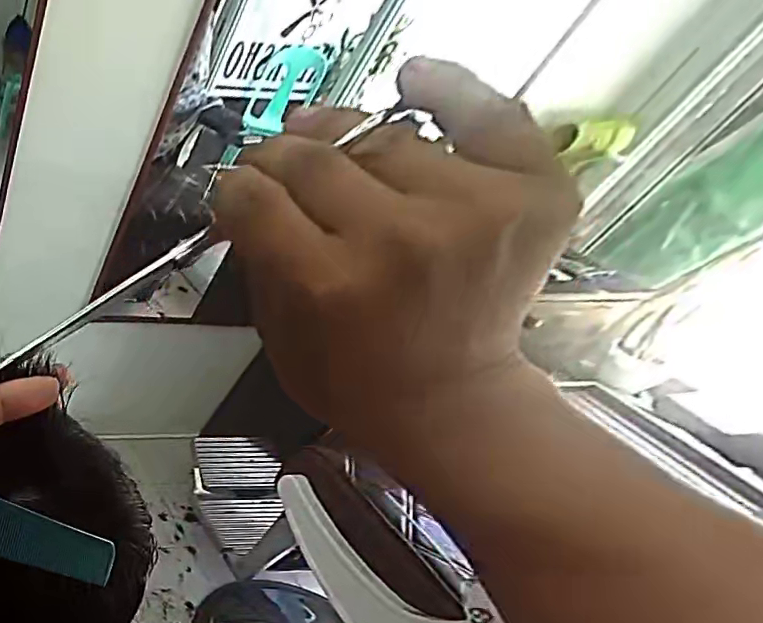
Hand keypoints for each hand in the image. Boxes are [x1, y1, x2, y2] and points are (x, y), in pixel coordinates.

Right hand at [212, 58, 580, 453]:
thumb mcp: (282, 341)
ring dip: (340, 129)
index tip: (231, 185)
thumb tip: (247, 205)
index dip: (234, 187)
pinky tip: (411, 80)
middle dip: (276, 155)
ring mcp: (473, 209)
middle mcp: (399, 239)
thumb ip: (262, 269)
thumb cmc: (356, 384)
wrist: (448, 401)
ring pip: (385, 135)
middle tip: (267, 156)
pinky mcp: (531, 193)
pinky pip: (488, 113)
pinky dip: (449, 88)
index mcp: (330, 285)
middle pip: (315, 160)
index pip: (259, 202)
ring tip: (320, 132)